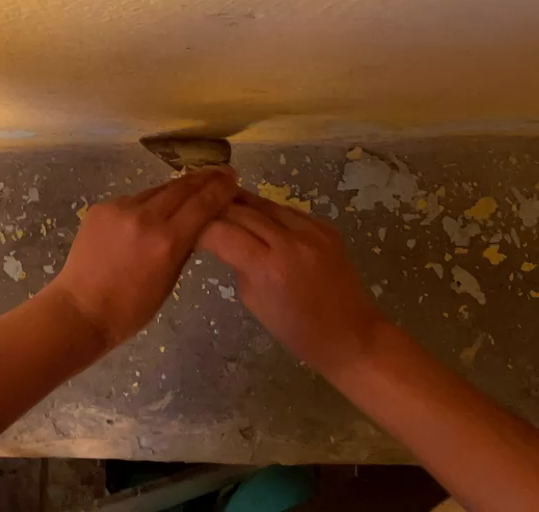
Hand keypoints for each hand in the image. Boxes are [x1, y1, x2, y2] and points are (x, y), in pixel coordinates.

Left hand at [43, 167, 239, 346]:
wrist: (80, 308)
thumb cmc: (130, 309)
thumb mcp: (168, 282)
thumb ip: (183, 248)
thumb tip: (195, 225)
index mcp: (167, 241)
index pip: (202, 204)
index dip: (220, 189)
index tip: (233, 178)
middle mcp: (145, 217)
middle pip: (181, 188)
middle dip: (204, 178)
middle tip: (220, 172)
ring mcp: (120, 208)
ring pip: (156, 191)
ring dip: (176, 188)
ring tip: (192, 185)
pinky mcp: (102, 207)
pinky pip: (133, 200)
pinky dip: (147, 203)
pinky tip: (152, 211)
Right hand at [201, 191, 387, 376]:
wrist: (352, 336)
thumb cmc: (298, 332)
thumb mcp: (253, 302)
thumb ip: (237, 263)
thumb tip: (223, 238)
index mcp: (269, 268)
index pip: (222, 232)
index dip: (200, 228)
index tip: (186, 229)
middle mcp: (290, 241)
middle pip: (240, 210)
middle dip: (215, 209)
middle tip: (197, 211)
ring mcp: (311, 230)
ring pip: (262, 202)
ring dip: (238, 203)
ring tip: (220, 205)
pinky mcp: (324, 226)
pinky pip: (284, 210)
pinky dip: (265, 212)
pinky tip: (255, 219)